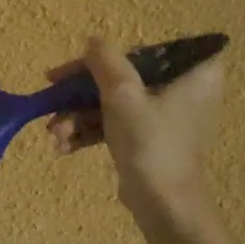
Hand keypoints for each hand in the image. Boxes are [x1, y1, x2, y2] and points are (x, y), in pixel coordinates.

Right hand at [46, 35, 222, 224]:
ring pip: (113, 104)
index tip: (60, 77)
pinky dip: (91, 132)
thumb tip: (92, 41)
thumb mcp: (123, 96)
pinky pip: (118, 123)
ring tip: (55, 138)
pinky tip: (65, 147)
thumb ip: (106, 62)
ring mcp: (169, 114)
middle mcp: (187, 86)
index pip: (136, 53)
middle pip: (121, 79)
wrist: (163, 202)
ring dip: (78, 119)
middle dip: (79, 100)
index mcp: (194, 69)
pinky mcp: (154, 136)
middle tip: (50, 109)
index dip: (94, 64)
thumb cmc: (150, 144)